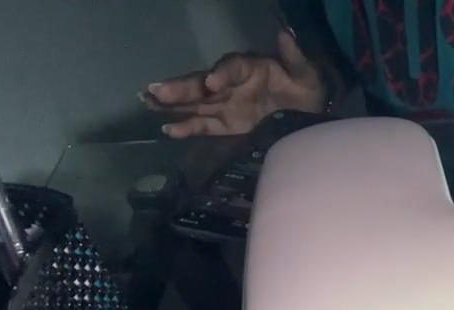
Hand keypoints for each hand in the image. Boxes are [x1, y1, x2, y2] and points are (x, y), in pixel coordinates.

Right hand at [141, 31, 326, 137]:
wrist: (306, 107)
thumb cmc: (304, 84)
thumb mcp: (304, 71)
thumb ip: (294, 58)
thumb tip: (286, 36)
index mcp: (248, 67)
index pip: (231, 68)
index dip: (222, 74)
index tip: (212, 83)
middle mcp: (230, 83)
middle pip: (202, 84)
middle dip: (181, 88)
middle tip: (157, 90)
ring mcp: (226, 103)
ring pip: (195, 103)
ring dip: (172, 104)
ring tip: (147, 102)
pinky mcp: (227, 123)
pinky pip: (205, 125)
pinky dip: (188, 128)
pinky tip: (168, 130)